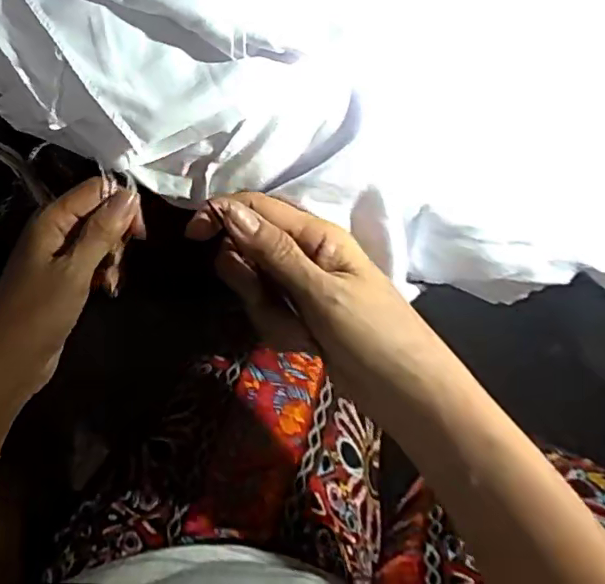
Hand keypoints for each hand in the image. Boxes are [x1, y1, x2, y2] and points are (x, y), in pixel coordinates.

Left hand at [0, 178, 143, 456]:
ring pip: (99, 237)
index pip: (96, 189)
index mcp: (51, 218)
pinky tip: (106, 289)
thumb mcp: (75, 271)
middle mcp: (54, 229)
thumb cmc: (37, 315)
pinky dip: (103, 271)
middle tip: (118, 262)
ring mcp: (57, 253)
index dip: (121, 203)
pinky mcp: (62, 275)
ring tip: (110, 282)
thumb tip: (129, 194)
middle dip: (117, 234)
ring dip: (112, 256)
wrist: (6, 366)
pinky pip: (91, 259)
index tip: (138, 233)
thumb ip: (102, 231)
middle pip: (100, 211)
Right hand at [187, 193, 473, 428]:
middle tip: (274, 307)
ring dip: (269, 313)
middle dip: (250, 281)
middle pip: (250, 248)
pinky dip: (279, 331)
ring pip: (255, 285)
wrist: (411, 397)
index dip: (222, 213)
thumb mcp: (321, 293)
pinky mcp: (300, 315)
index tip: (193, 235)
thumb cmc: (376, 335)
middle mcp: (305, 253)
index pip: (257, 207)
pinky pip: (268, 313)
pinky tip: (308, 347)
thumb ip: (273, 252)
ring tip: (303, 336)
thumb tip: (230, 211)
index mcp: (316, 234)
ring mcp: (301, 286)